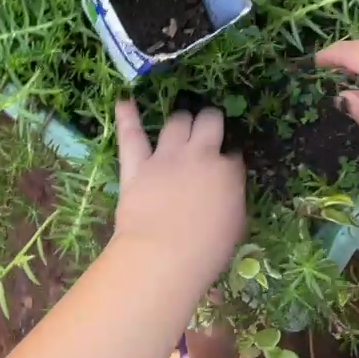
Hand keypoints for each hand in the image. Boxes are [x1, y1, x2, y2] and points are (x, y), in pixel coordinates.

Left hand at [112, 100, 245, 280]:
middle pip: (209, 121)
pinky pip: (131, 135)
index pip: (232, 154)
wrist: (163, 257)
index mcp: (227, 171)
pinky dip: (127, 117)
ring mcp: (166, 157)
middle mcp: (200, 154)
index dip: (228, 159)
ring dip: (181, 121)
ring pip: (177, 121)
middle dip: (211, 122)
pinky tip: (124, 100)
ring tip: (182, 124)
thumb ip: (232, 195)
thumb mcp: (235, 223)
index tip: (226, 167)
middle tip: (209, 130)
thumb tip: (227, 185)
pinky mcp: (138, 165)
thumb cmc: (206, 251)